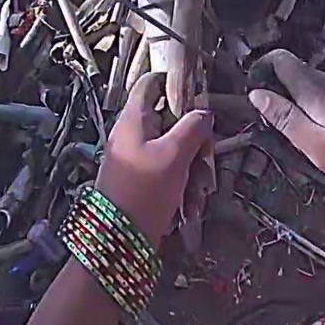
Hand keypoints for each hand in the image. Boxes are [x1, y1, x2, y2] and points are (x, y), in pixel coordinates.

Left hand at [96, 74, 212, 242]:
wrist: (118, 242)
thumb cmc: (144, 191)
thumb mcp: (174, 156)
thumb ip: (192, 128)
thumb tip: (205, 113)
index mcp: (133, 119)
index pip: (150, 83)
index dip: (174, 81)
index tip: (200, 96)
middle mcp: (131, 133)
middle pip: (168, 117)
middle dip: (193, 136)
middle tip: (206, 155)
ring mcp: (134, 156)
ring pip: (171, 146)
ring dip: (191, 163)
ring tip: (199, 187)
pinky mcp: (140, 178)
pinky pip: (166, 169)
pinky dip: (181, 180)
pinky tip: (190, 201)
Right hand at [247, 49, 324, 195]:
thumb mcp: (313, 145)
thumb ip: (283, 117)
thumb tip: (257, 96)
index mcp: (315, 91)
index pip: (279, 59)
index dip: (261, 70)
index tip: (254, 91)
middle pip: (291, 70)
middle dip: (274, 88)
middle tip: (271, 118)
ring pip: (305, 83)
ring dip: (292, 99)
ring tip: (293, 128)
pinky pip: (321, 94)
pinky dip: (310, 107)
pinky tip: (315, 130)